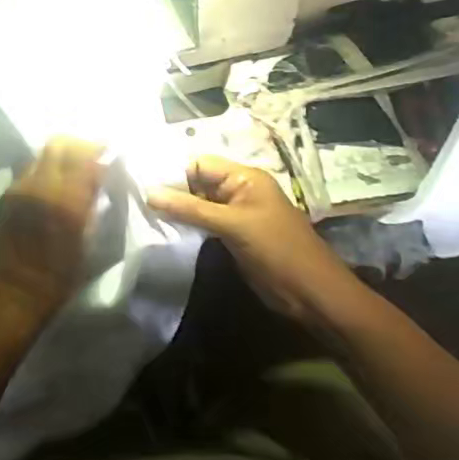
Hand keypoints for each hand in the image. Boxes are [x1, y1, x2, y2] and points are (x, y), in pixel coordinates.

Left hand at [0, 139, 105, 318]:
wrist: (17, 287)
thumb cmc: (61, 273)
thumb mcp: (87, 237)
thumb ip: (91, 200)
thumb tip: (98, 174)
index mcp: (65, 199)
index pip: (83, 156)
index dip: (98, 149)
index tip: (108, 152)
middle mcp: (39, 185)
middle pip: (57, 144)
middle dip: (77, 145)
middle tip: (91, 155)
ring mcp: (19, 186)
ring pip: (41, 155)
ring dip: (60, 157)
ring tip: (73, 171)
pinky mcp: (7, 193)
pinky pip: (29, 171)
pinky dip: (45, 171)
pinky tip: (54, 186)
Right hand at [147, 157, 360, 323]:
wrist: (314, 295)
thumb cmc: (277, 250)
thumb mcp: (232, 225)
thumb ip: (189, 208)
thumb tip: (148, 193)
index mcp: (245, 177)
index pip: (200, 164)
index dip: (176, 175)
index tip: (149, 190)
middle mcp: (239, 190)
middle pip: (197, 183)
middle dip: (173, 193)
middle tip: (144, 205)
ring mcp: (236, 214)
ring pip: (198, 204)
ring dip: (178, 211)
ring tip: (151, 218)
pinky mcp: (233, 235)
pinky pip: (204, 223)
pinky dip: (188, 226)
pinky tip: (169, 232)